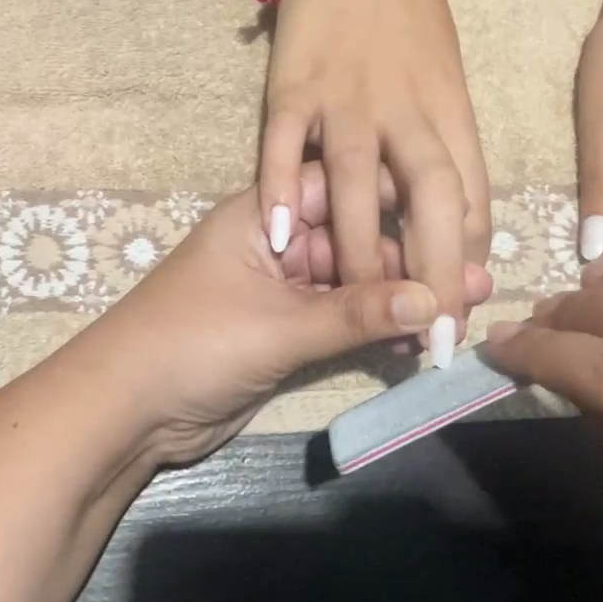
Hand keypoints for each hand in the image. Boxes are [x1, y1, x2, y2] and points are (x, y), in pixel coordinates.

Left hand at [66, 163, 493, 467]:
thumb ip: (356, 313)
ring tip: (463, 313)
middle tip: (475, 282)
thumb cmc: (192, 344)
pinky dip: (374, 331)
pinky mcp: (284, 333)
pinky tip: (419, 340)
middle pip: (355, 241)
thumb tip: (434, 300)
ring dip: (399, 301)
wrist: (128, 410)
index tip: (456, 224)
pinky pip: (339, 322)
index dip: (398, 206)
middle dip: (410, 264)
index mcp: (264, 213)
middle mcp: (277, 243)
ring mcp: (281, 290)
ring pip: (353, 286)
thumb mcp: (277, 325)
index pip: (343, 191)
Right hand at [264, 0, 490, 356]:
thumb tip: (464, 236)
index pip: (469, 202)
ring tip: (354, 307)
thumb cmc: (410, 25)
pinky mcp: (294, 88)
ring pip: (358, 183)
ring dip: (360, 250)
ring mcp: (347, 99)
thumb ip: (453, 158)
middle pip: (427, 201)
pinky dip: (284, 190)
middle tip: (426, 345)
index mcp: (450, 114)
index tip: (457, 322)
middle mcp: (406, 112)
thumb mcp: (449, 87)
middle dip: (432, 276)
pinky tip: (280, 239)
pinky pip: (286, 146)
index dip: (465, 267)